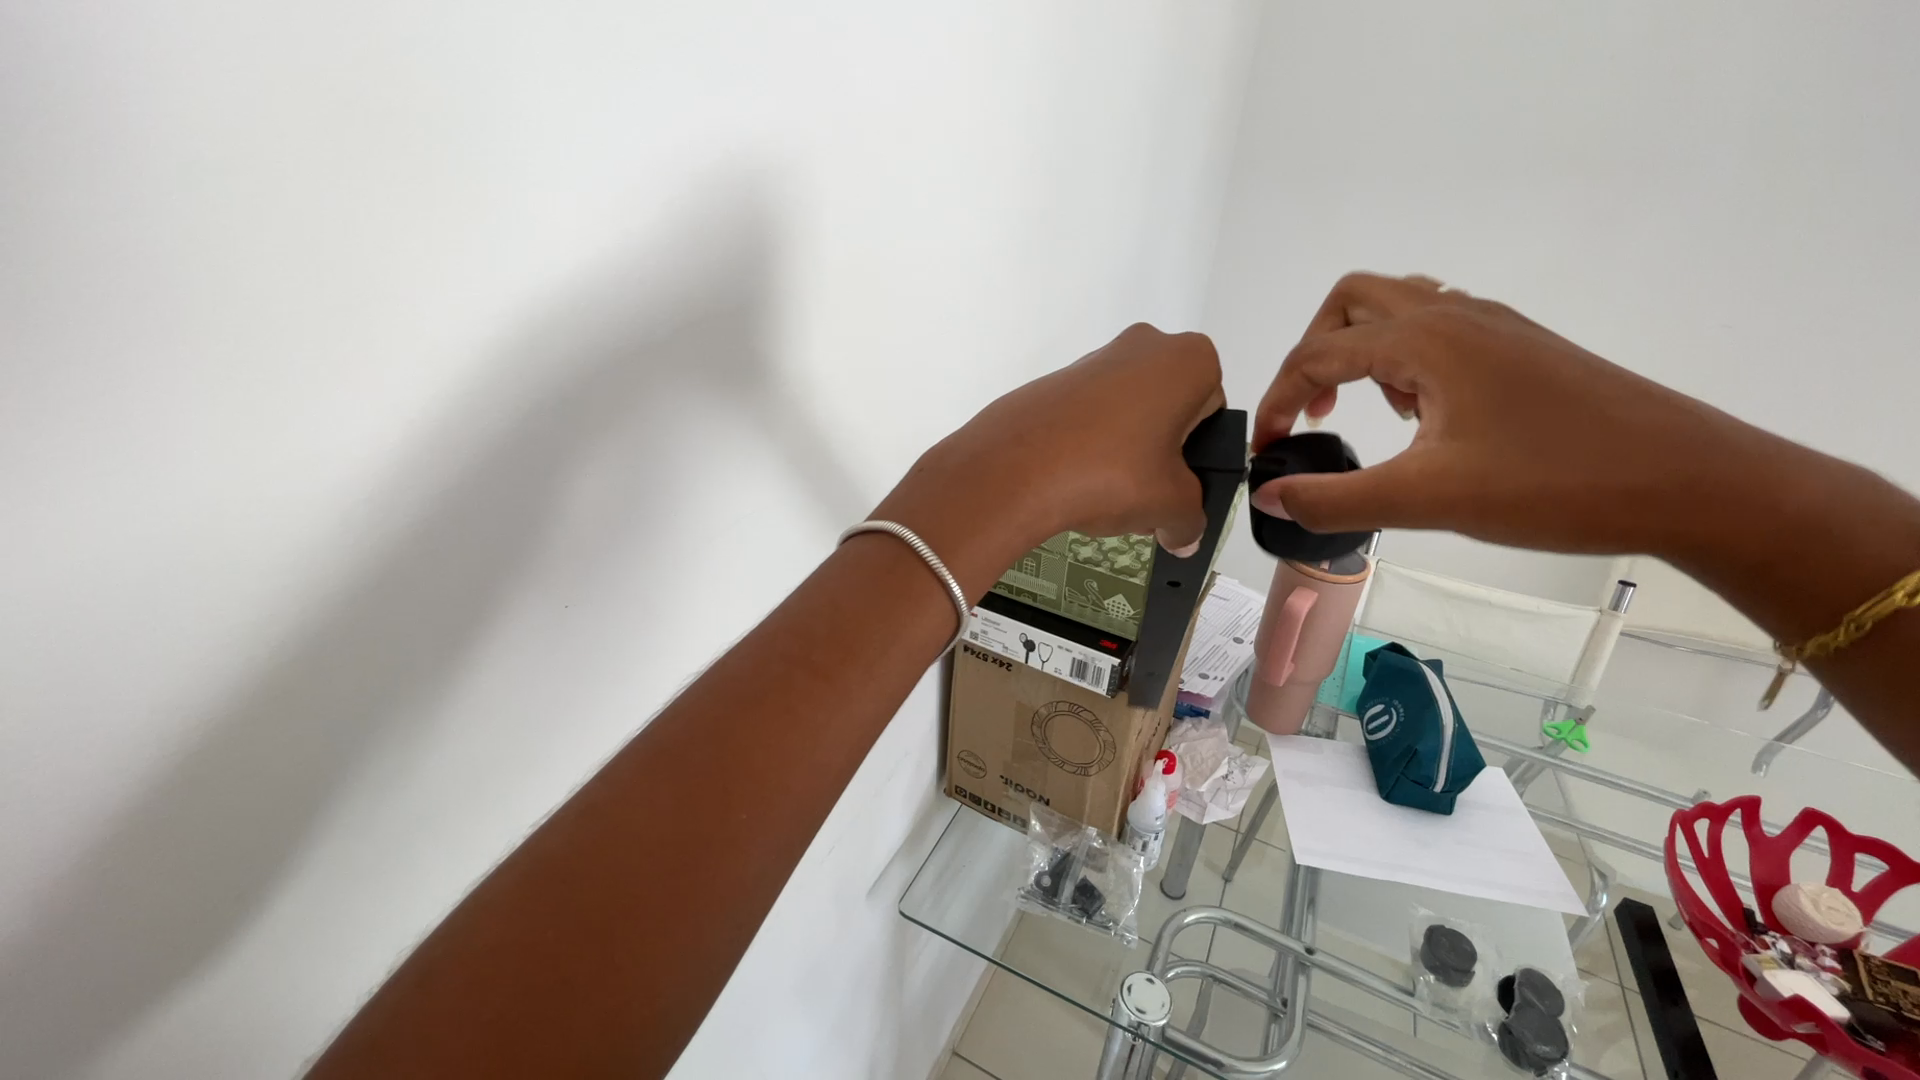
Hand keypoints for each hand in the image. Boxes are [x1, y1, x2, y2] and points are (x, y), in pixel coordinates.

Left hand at [877, 323, 1224, 581]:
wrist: (1015, 470)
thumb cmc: (1113, 473)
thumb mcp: (1170, 506)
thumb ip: (1190, 522)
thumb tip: (1184, 538)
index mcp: (1188, 360)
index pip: (1213, 412)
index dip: (1198, 456)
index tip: (1178, 487)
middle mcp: (1144, 345)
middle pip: (1168, 412)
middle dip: (1161, 456)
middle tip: (1145, 498)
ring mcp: (1093, 360)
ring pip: (1127, 416)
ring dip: (1125, 455)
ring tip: (1107, 499)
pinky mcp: (1053, 382)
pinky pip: (1087, 419)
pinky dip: (1088, 448)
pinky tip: (1076, 485)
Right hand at [1250, 272, 1778, 555]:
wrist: (1690, 480)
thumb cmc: (1553, 483)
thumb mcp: (1425, 499)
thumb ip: (1333, 500)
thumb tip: (1267, 497)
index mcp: (1424, 340)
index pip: (1316, 355)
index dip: (1276, 403)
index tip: (1267, 454)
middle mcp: (1454, 315)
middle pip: (1351, 300)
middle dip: (1312, 351)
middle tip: (1313, 412)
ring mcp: (1494, 326)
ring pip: (1399, 305)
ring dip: (1360, 348)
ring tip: (1369, 410)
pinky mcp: (1521, 348)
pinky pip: (1439, 327)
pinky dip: (1405, 356)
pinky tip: (1423, 412)